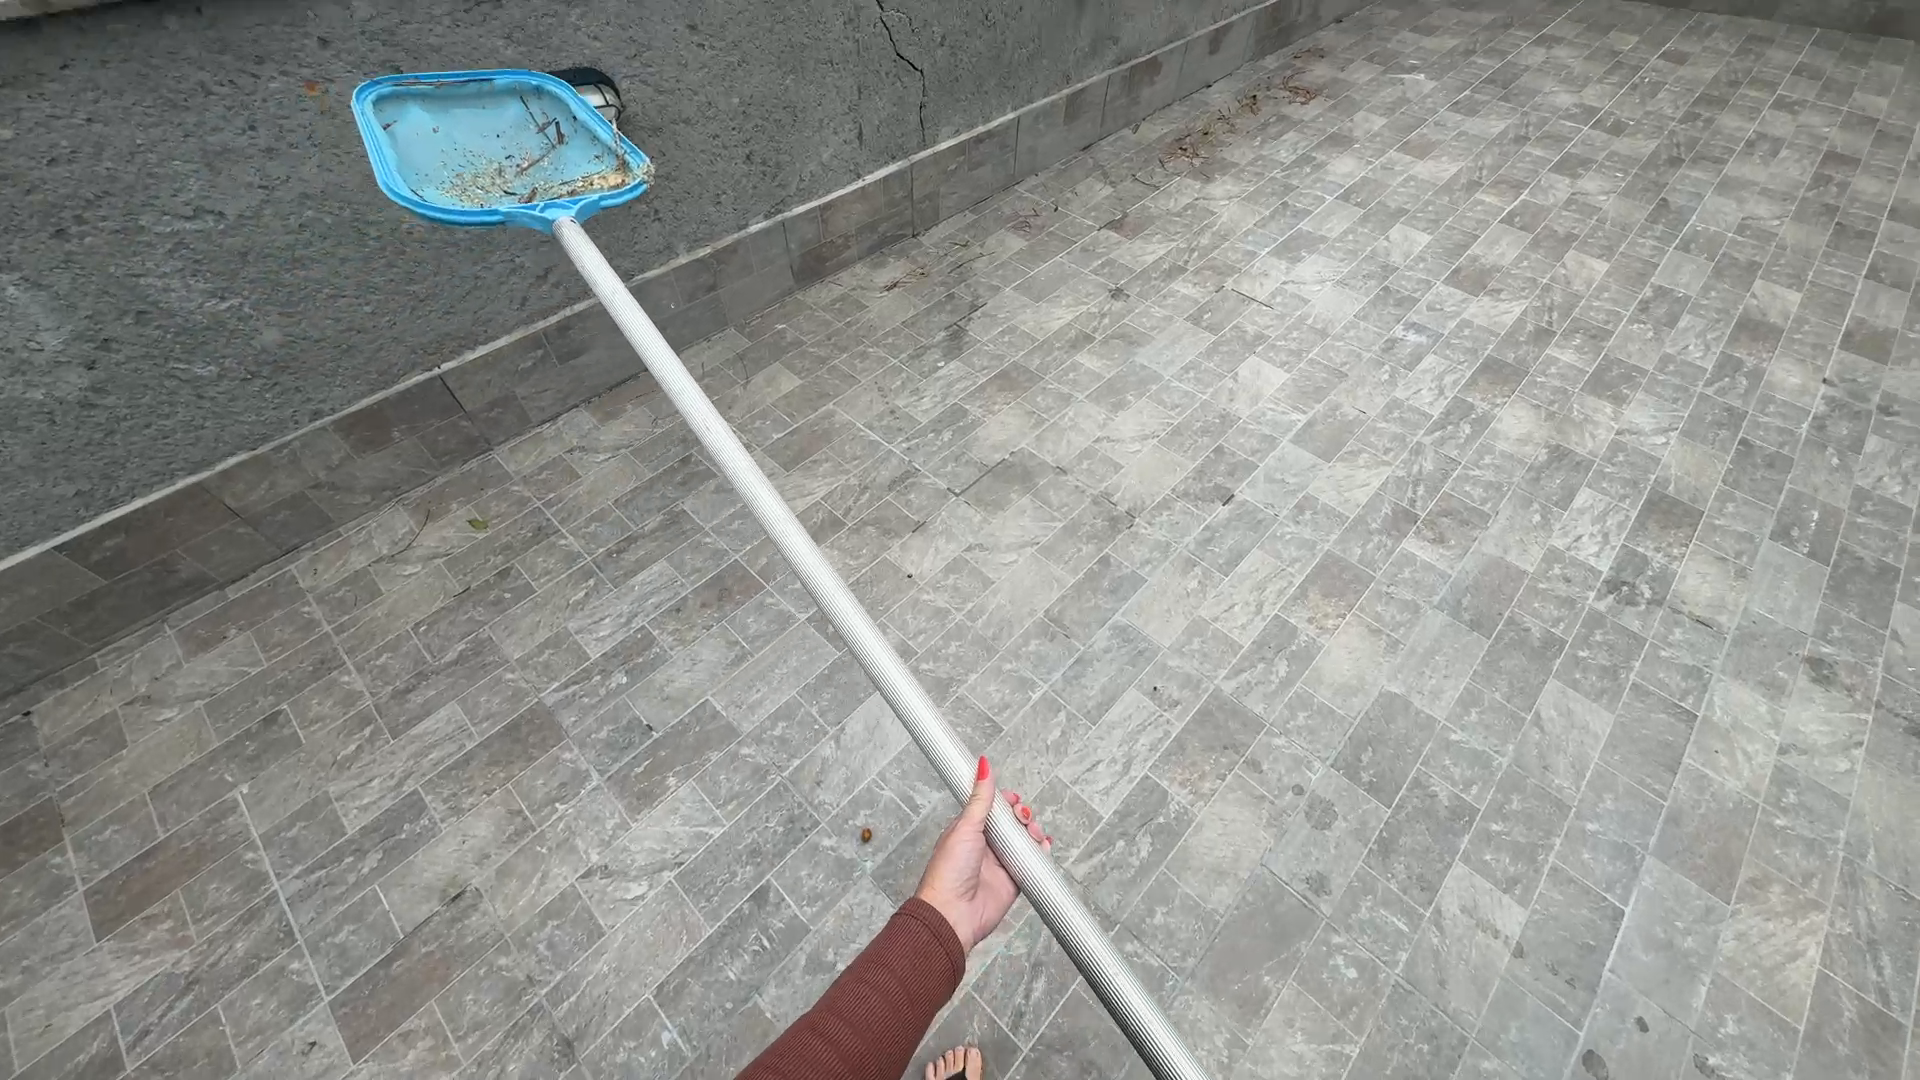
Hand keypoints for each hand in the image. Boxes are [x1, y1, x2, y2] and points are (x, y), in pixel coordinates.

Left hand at [913, 757, 1051, 951]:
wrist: (953, 914)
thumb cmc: (949, 871)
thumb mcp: (966, 826)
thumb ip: (980, 798)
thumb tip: (983, 766)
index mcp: (970, 828)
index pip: (993, 806)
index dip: (1006, 800)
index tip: (1012, 798)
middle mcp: (985, 843)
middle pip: (1012, 821)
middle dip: (1022, 815)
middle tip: (1022, 817)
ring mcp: (1000, 862)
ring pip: (1024, 839)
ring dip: (1033, 831)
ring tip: (1033, 832)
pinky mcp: (1013, 880)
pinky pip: (1031, 862)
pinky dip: (1040, 853)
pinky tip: (1044, 845)